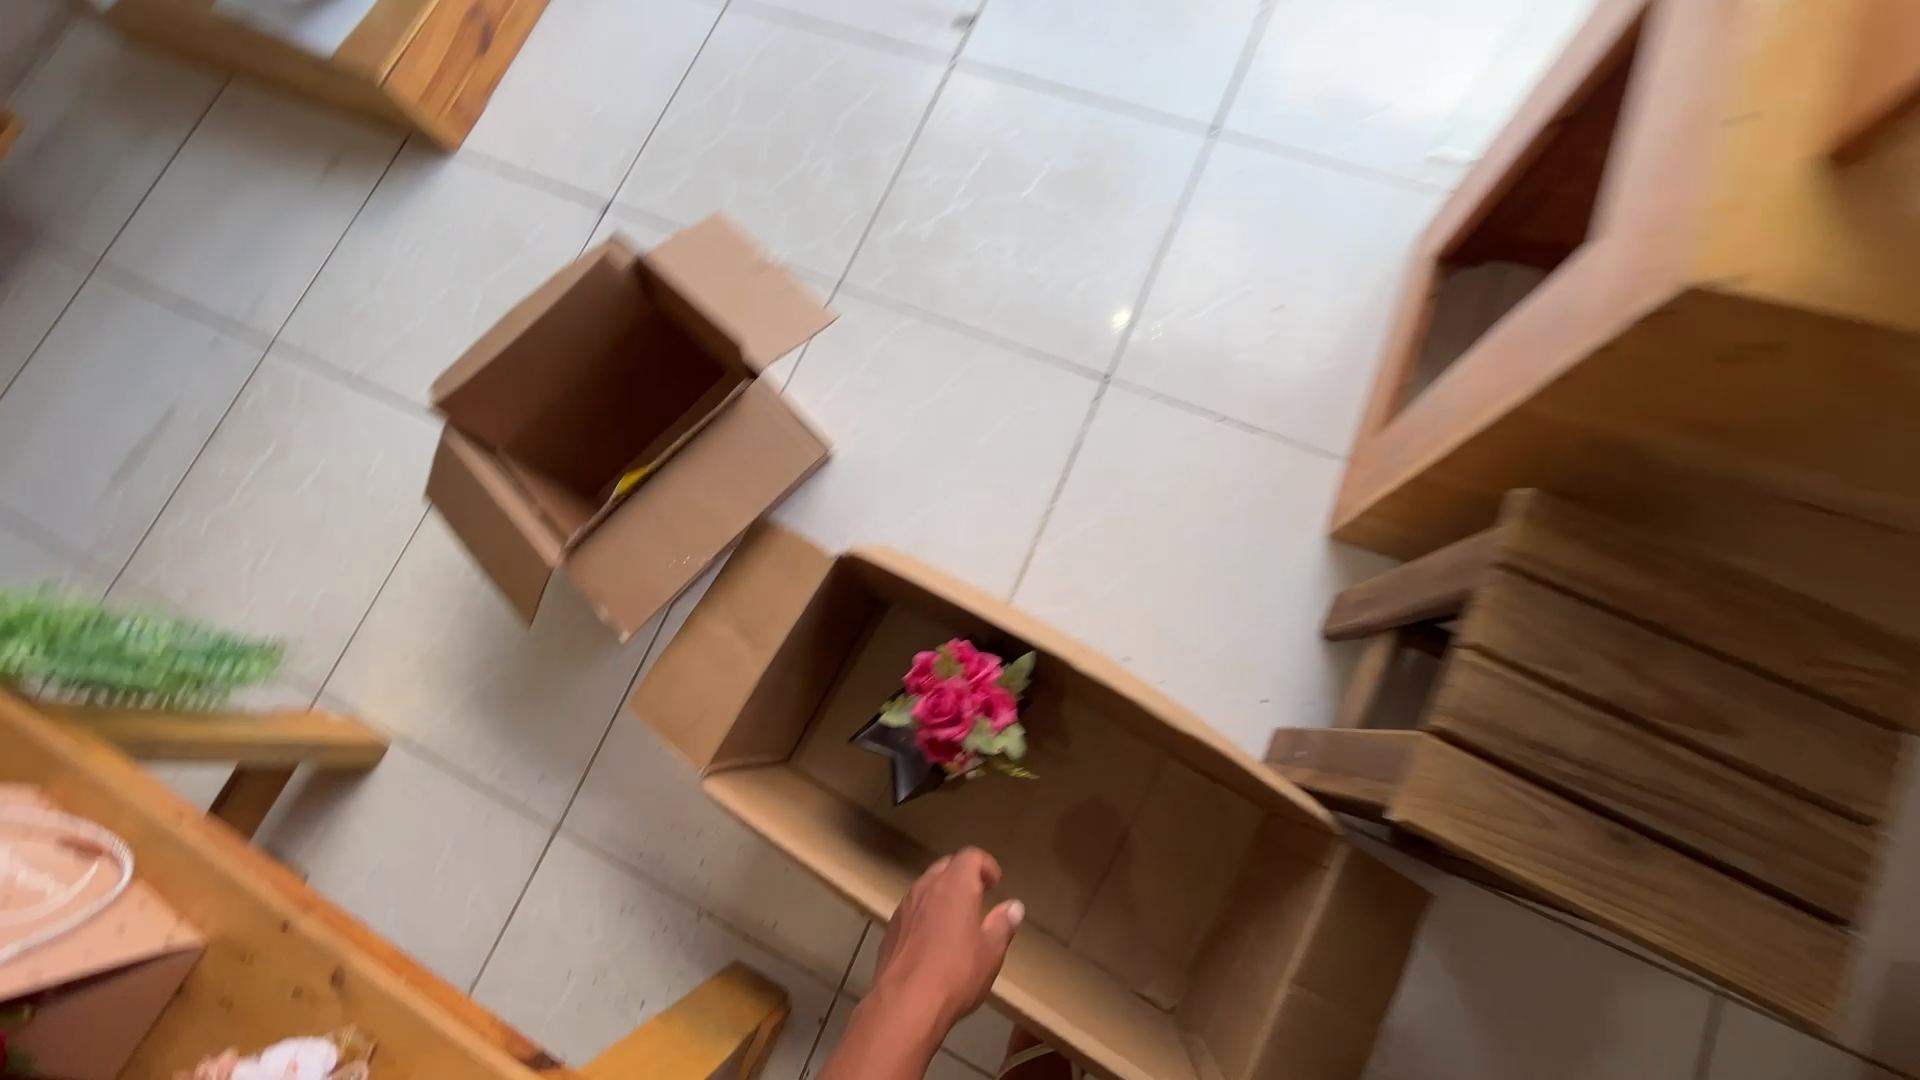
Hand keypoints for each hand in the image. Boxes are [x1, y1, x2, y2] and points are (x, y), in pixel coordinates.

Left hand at [872, 848, 1025, 1029]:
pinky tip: (932, 939)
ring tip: (957, 917)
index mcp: (955, 884)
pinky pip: (913, 907)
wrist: (904, 1004)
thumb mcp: (991, 952)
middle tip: (980, 895)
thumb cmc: (956, 973)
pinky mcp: (891, 926)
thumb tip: (1014, 906)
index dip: (986, 864)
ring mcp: (905, 905)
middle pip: (947, 866)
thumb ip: (1003, 924)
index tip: (996, 883)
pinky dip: (926, 911)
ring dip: (943, 892)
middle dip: (964, 875)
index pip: (970, 855)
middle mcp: (928, 886)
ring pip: (927, 885)